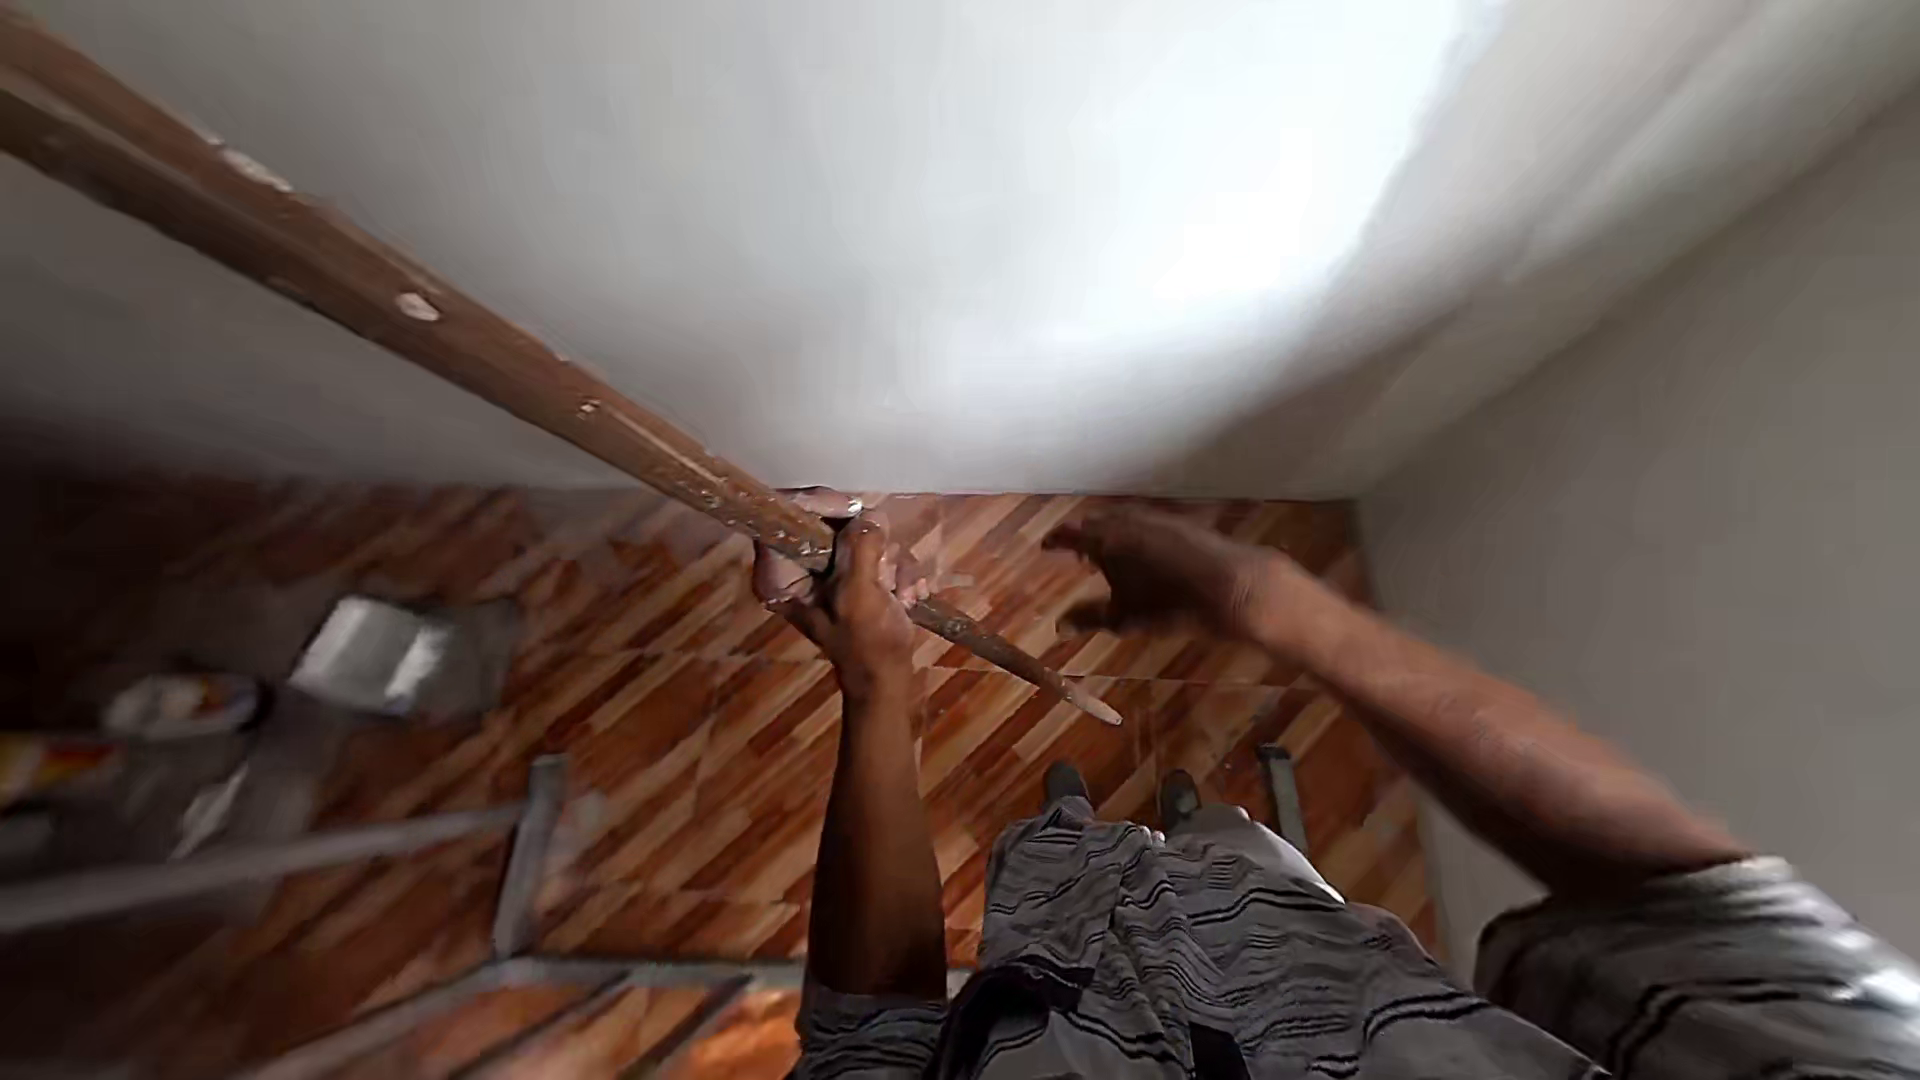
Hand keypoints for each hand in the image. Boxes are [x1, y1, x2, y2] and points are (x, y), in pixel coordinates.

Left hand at [752, 490, 928, 700]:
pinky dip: (899, 569)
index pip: (786, 513)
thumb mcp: (859, 597)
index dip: (819, 503)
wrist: (887, 674)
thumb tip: (871, 516)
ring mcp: (832, 563)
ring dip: (892, 563)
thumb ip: (862, 550)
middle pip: (833, 517)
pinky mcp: (856, 566)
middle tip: (884, 575)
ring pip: (864, 531)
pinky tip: (906, 596)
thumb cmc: (867, 645)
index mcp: (781, 572)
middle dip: (871, 546)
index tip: (855, 510)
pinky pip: (882, 546)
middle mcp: (800, 562)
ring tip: (899, 594)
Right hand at [1043, 507, 1313, 644]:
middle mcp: (1125, 521)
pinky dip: (1132, 533)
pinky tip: (1143, 551)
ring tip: (1107, 553)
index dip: (1057, 540)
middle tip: (1076, 552)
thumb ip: (1089, 618)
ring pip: (1120, 520)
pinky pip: (1144, 521)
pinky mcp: (1179, 522)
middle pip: (1094, 523)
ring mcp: (1154, 518)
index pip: (1070, 534)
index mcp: (1104, 540)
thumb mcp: (1124, 618)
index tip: (1046, 547)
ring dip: (1108, 533)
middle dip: (1082, 536)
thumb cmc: (1169, 605)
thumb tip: (1059, 628)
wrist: (1231, 585)